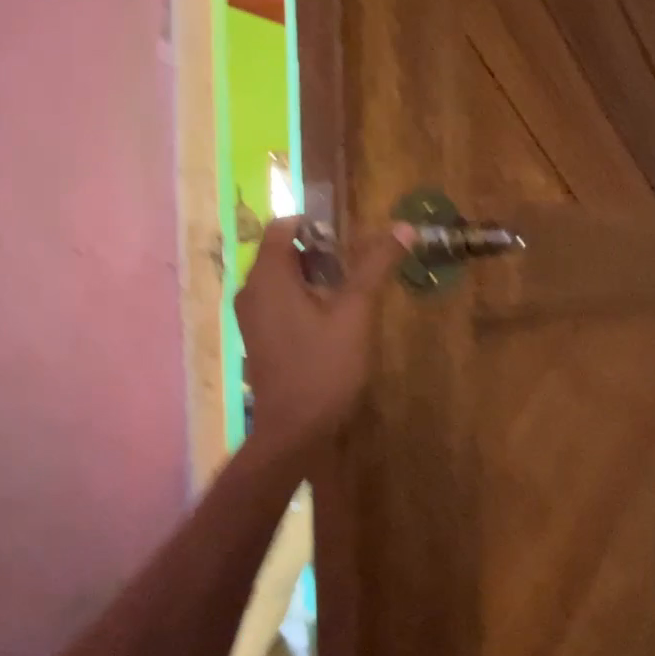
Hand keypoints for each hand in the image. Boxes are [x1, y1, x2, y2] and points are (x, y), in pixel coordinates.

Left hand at [236, 217, 413, 458]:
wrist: (295, 430)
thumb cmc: (324, 366)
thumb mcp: (356, 312)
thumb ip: (375, 266)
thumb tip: (403, 227)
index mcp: (268, 276)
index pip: (284, 226)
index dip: (317, 225)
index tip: (350, 240)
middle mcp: (251, 291)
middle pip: (282, 252)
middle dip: (320, 253)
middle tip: (357, 268)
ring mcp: (251, 318)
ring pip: (282, 280)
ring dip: (314, 279)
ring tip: (350, 296)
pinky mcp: (259, 340)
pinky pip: (279, 304)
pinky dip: (303, 302)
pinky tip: (332, 323)